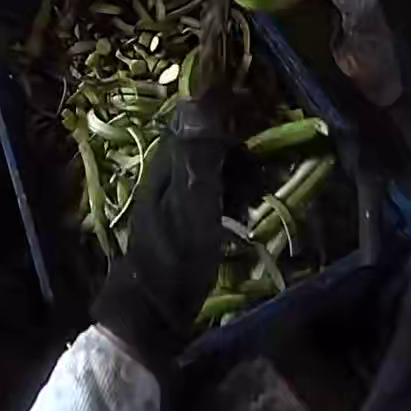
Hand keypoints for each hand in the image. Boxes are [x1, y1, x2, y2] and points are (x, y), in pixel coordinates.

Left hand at [90, 91, 230, 376]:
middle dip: (231, 141)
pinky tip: (241, 207)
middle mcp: (164, 170)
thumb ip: (198, 152)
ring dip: (232, 167)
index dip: (218, 106)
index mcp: (166, 162)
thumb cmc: (175, 253)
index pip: (192, 117)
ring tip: (255, 186)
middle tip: (258, 158)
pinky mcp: (177, 215)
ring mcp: (169, 193)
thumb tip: (200, 100)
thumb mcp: (194, 202)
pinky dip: (226, 189)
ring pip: (205, 163)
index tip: (247, 104)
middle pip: (201, 139)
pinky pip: (206, 187)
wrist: (151, 309)